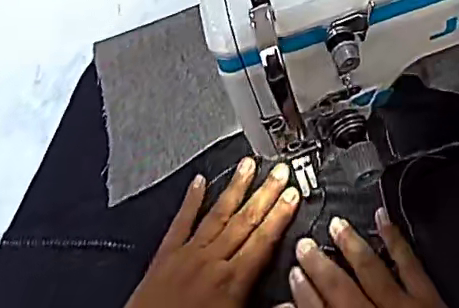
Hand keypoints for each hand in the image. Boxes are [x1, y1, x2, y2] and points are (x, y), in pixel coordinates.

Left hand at [125, 156, 301, 307]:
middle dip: (266, 193)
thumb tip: (291, 303)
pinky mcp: (165, 256)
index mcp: (231, 284)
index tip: (293, 194)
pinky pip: (181, 221)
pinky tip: (199, 180)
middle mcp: (211, 261)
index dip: (280, 216)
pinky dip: (191, 199)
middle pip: (245, 220)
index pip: (262, 241)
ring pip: (218, 213)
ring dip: (236, 187)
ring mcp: (188, 254)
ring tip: (248, 164)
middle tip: (280, 170)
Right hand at [286, 209, 446, 307]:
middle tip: (304, 244)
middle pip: (342, 290)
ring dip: (351, 246)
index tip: (293, 276)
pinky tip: (383, 218)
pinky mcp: (430, 300)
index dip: (305, 297)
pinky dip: (394, 239)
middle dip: (320, 267)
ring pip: (371, 270)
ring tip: (336, 224)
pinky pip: (409, 264)